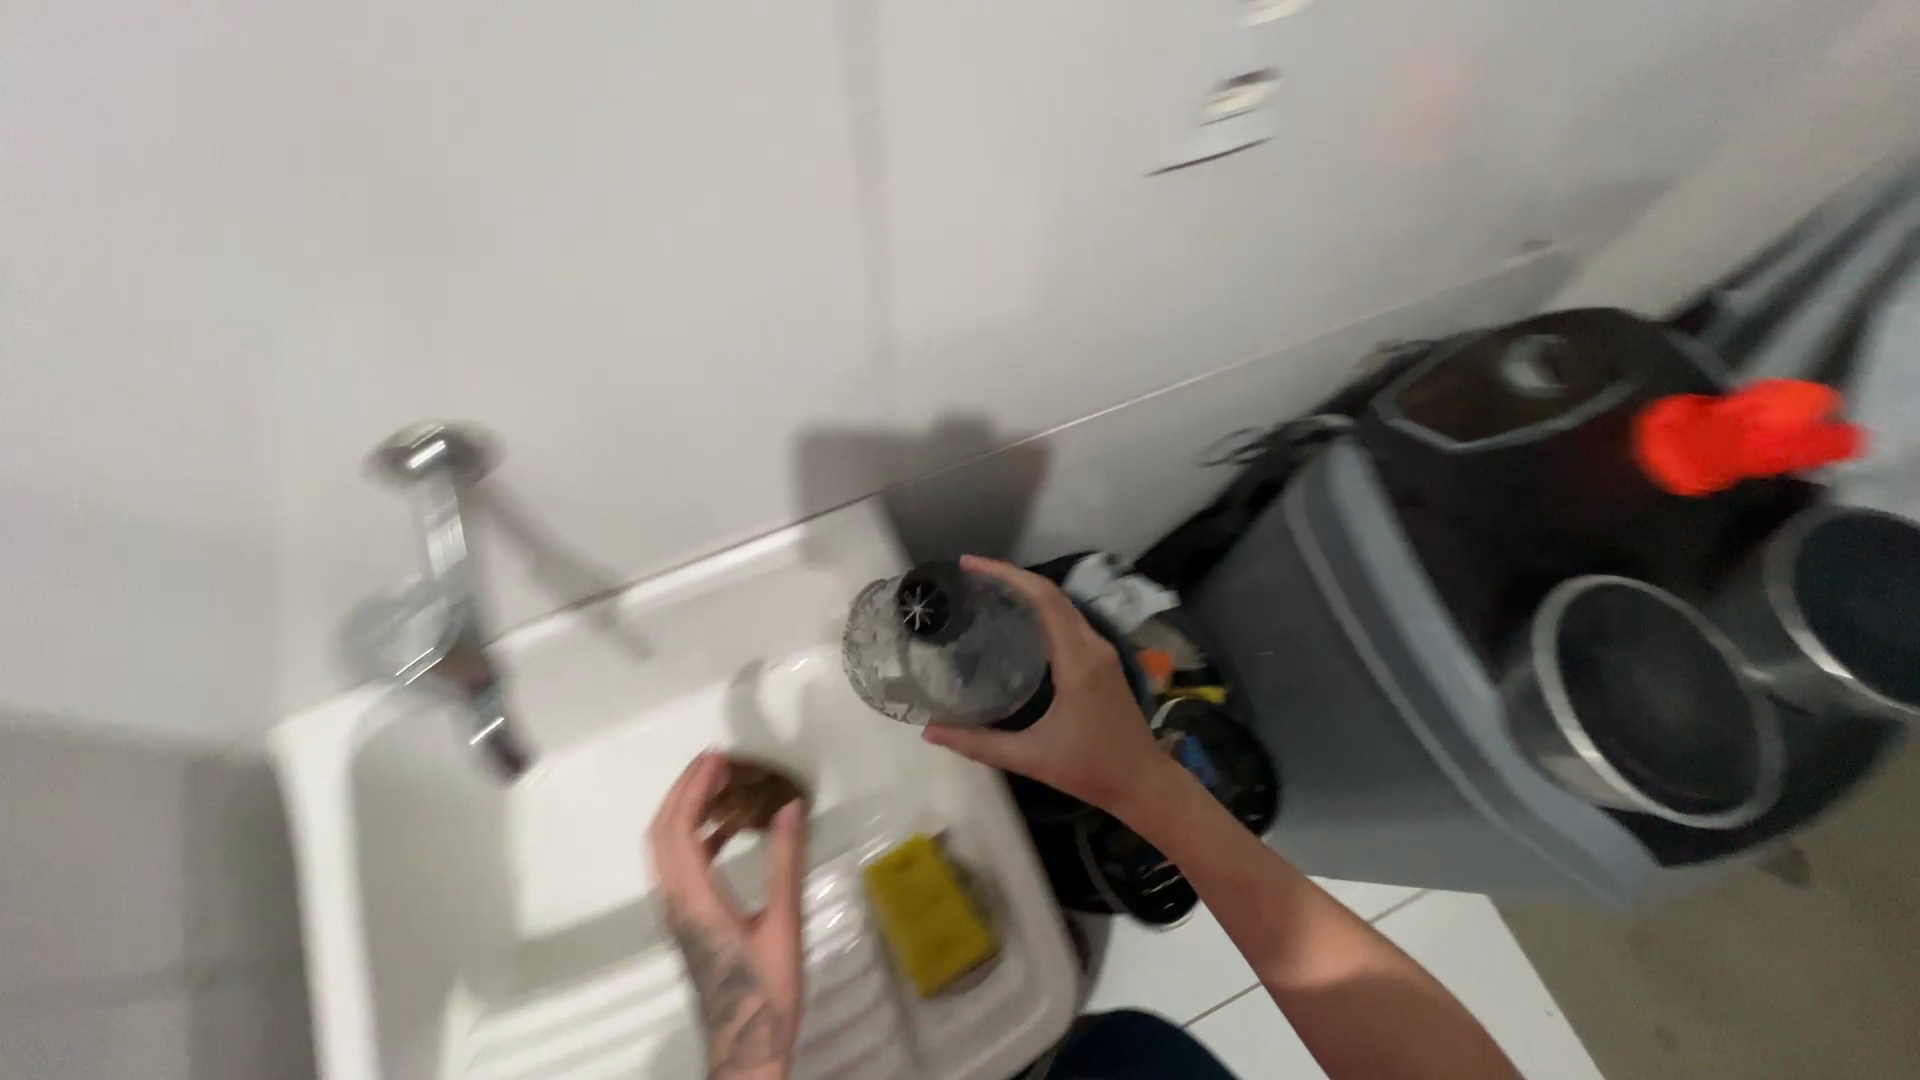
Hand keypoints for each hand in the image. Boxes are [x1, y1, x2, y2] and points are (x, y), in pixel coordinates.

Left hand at [650, 752, 808, 1079]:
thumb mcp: (784, 924)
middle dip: (683, 790)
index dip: (694, 788)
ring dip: (684, 810)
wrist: (744, 1047)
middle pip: (662, 833)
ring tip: (718, 786)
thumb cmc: (767, 988)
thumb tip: (789, 808)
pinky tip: (725, 832)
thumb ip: (785, 863)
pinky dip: (693, 836)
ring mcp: (676, 914)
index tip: (717, 758)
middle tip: (716, 762)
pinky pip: (676, 866)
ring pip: (664, 849)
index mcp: (697, 899)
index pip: (681, 829)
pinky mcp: (686, 922)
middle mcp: (676, 902)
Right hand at [920, 555, 1174, 816]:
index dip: (1006, 575)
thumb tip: (930, 731)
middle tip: (968, 576)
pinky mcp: (1103, 660)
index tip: (969, 565)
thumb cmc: (1092, 770)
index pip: (1043, 599)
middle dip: (1010, 576)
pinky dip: (1040, 609)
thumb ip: (979, 744)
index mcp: (1078, 661)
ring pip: (1062, 605)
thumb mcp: (1030, 758)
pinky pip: (1068, 621)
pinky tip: (1015, 620)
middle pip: (1051, 594)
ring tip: (985, 590)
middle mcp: (1093, 646)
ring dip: (1026, 590)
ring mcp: (1102, 651)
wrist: (1144, 783)